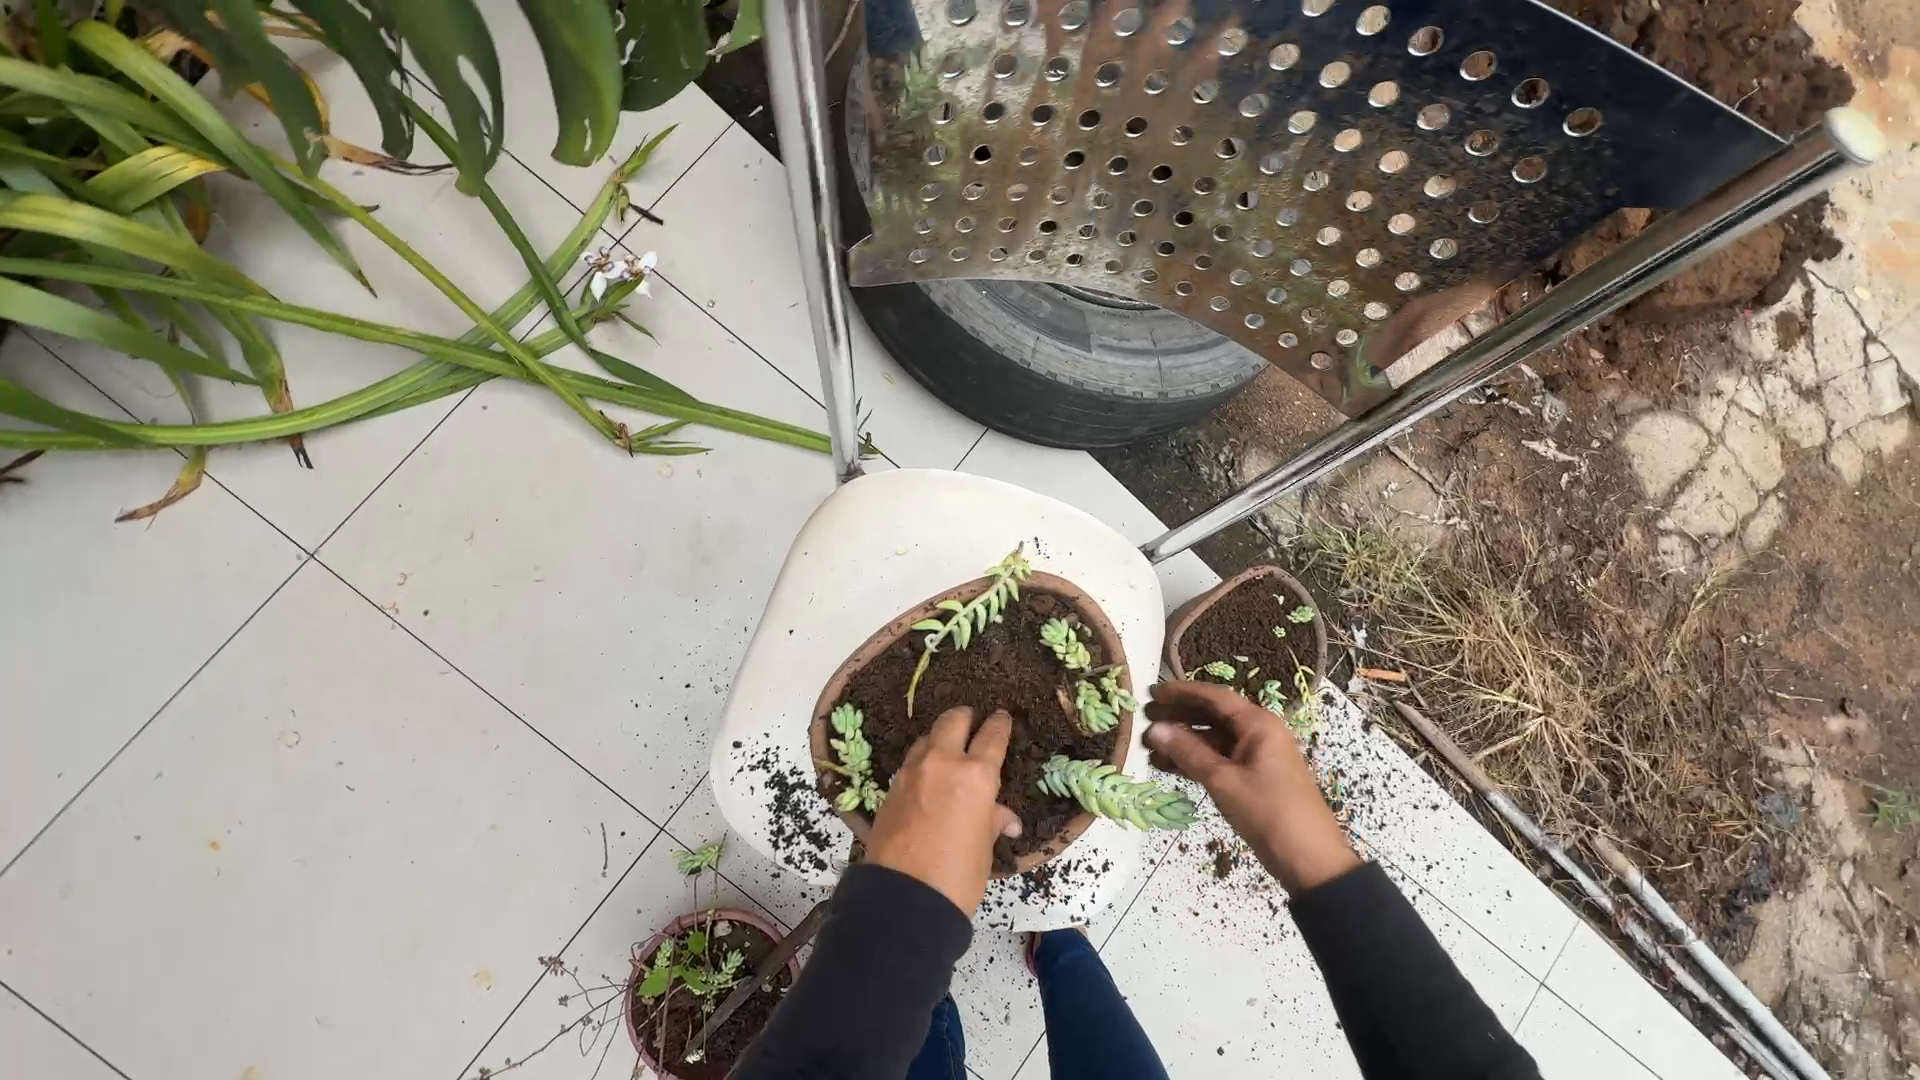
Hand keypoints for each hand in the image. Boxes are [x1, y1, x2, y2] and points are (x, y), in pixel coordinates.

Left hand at [866, 707, 1022, 915]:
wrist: (903, 899)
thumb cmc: (957, 876)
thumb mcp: (984, 848)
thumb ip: (992, 821)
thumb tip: (1006, 819)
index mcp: (975, 775)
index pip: (992, 736)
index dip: (999, 724)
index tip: (1002, 717)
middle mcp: (943, 763)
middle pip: (953, 721)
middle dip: (964, 717)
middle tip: (972, 721)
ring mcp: (912, 772)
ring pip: (927, 738)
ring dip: (939, 738)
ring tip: (947, 749)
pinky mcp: (891, 788)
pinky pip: (910, 762)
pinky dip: (921, 762)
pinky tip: (927, 776)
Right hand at [1144, 681, 1359, 893]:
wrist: (1310, 861)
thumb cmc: (1269, 812)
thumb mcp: (1223, 780)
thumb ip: (1187, 752)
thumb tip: (1154, 730)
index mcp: (1258, 724)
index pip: (1214, 697)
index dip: (1181, 692)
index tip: (1151, 693)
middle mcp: (1258, 733)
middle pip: (1212, 715)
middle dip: (1178, 716)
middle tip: (1144, 719)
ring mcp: (1255, 756)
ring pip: (1213, 739)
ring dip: (1183, 742)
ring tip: (1149, 747)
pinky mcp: (1252, 778)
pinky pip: (1218, 760)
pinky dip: (1194, 761)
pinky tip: (1167, 766)